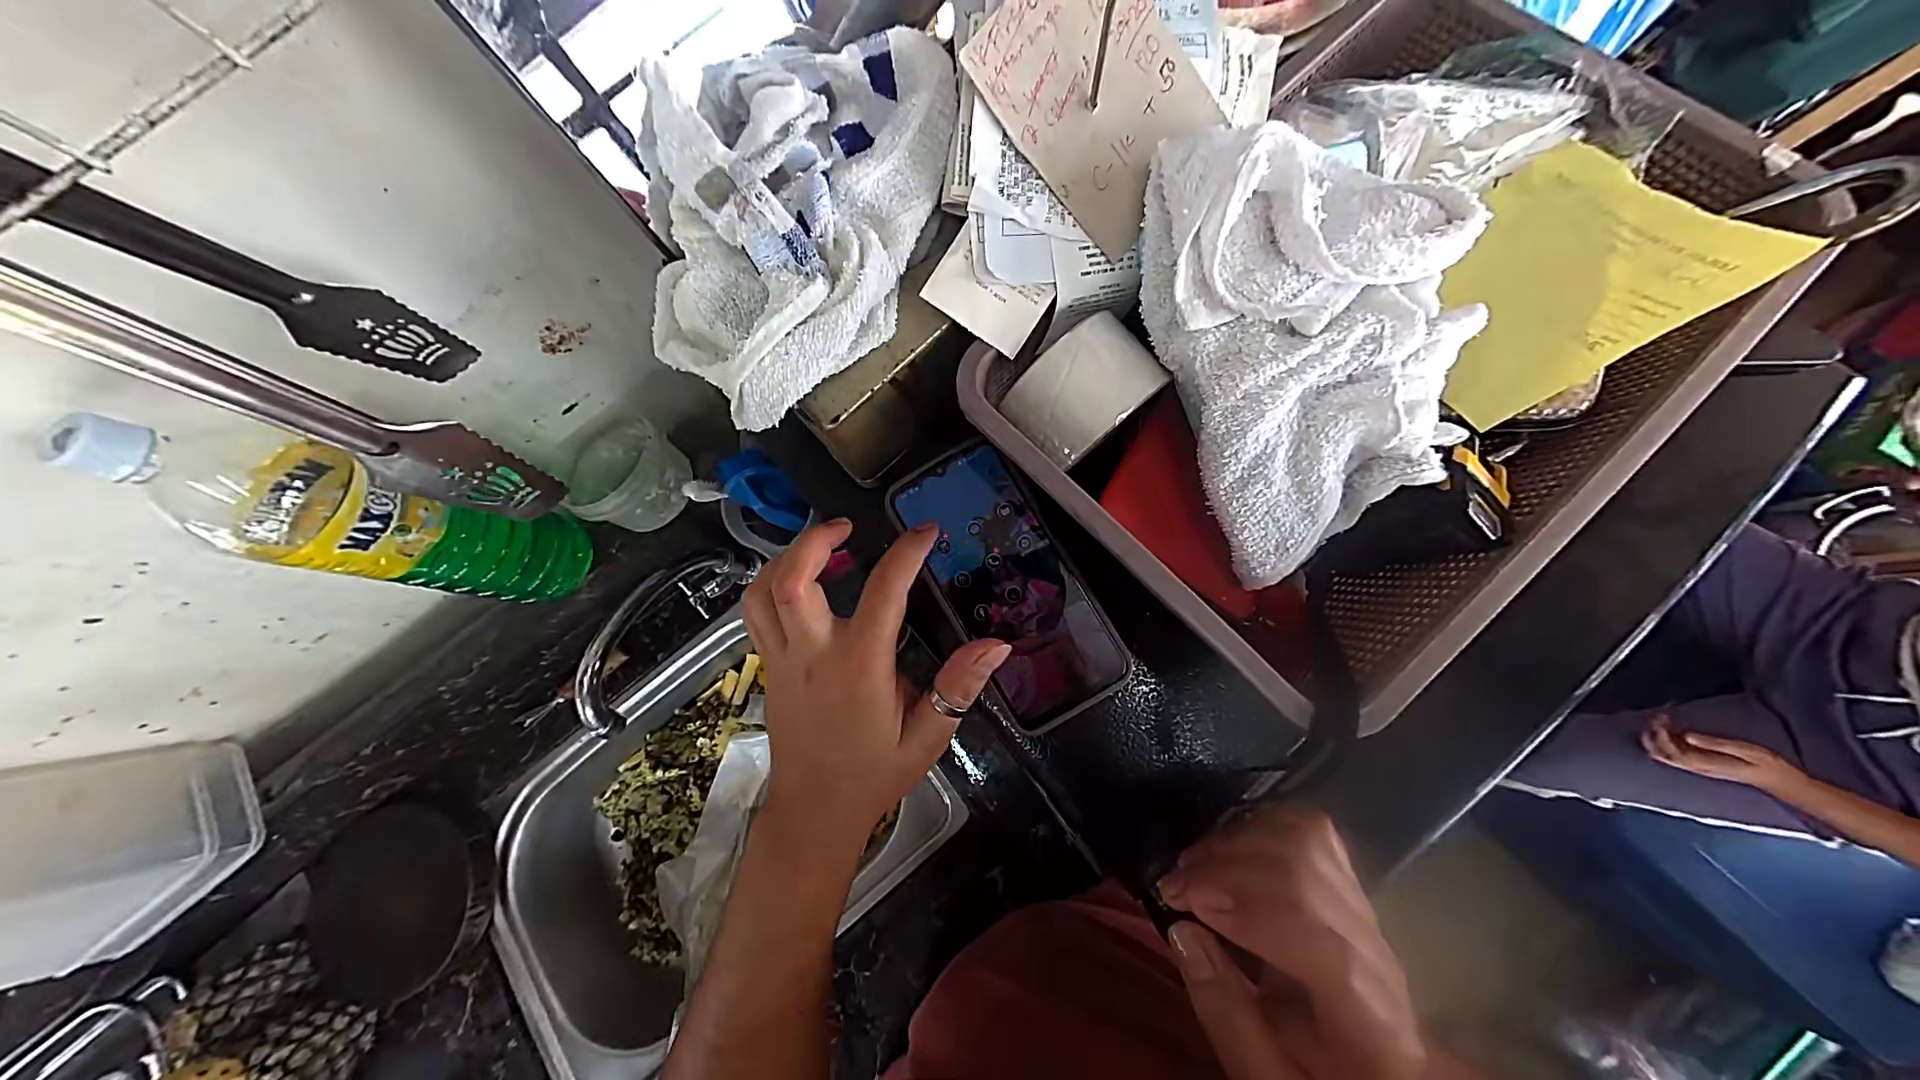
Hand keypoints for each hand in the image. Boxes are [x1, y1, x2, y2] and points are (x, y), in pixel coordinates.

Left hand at [743, 519, 1010, 854]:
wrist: (814, 812)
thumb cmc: (873, 774)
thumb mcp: (927, 736)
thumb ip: (958, 688)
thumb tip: (996, 646)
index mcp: (858, 666)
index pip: (883, 592)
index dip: (906, 553)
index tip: (925, 532)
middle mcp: (813, 654)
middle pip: (793, 579)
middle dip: (816, 539)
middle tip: (846, 527)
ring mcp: (782, 660)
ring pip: (764, 591)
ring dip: (786, 557)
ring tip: (818, 546)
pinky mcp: (768, 668)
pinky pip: (754, 614)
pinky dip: (769, 584)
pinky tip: (795, 582)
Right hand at [1157, 807, 1426, 1079]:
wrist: (1374, 1074)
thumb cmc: (1319, 1079)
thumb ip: (1226, 1017)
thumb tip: (1182, 929)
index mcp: (1363, 1012)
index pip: (1310, 926)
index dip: (1237, 897)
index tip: (1177, 899)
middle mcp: (1374, 949)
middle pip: (1303, 869)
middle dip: (1225, 863)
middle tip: (1174, 884)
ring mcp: (1366, 912)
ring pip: (1305, 839)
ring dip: (1236, 840)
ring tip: (1196, 867)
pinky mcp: (1350, 889)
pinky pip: (1309, 832)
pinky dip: (1259, 826)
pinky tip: (1229, 850)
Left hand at [1641, 715, 1804, 794]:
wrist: (1781, 781)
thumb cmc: (1766, 764)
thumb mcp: (1746, 751)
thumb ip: (1715, 744)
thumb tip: (1685, 736)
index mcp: (1704, 764)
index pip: (1669, 752)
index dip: (1659, 735)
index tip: (1661, 719)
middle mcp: (1694, 767)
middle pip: (1659, 753)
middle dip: (1651, 734)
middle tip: (1658, 716)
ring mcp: (1695, 766)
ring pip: (1663, 753)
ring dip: (1656, 735)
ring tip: (1662, 718)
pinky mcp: (1699, 763)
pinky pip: (1673, 752)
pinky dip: (1665, 739)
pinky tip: (1670, 726)